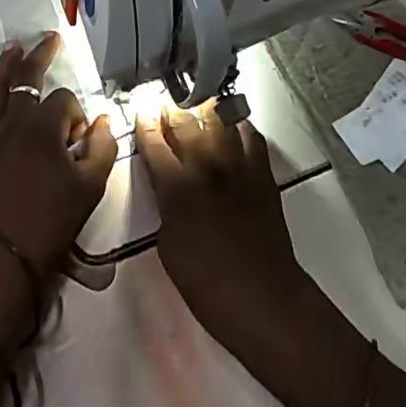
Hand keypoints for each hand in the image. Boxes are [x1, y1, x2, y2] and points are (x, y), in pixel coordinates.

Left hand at [0, 33, 118, 274]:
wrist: (4, 257)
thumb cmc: (52, 222)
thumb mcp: (91, 189)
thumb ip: (103, 149)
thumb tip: (104, 120)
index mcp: (44, 127)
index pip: (65, 101)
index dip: (78, 115)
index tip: (82, 140)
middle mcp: (12, 121)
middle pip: (25, 78)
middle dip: (40, 55)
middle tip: (49, 38)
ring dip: (4, 66)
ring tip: (12, 47)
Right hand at [135, 102, 310, 351]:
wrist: (264, 299)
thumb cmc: (207, 282)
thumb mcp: (168, 243)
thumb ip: (165, 204)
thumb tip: (167, 187)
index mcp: (176, 187)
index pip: (153, 143)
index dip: (144, 124)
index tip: (141, 113)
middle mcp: (206, 168)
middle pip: (186, 123)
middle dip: (172, 111)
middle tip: (165, 107)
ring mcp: (238, 168)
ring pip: (220, 121)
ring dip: (205, 111)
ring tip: (197, 108)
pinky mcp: (263, 175)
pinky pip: (251, 137)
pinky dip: (239, 127)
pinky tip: (233, 129)